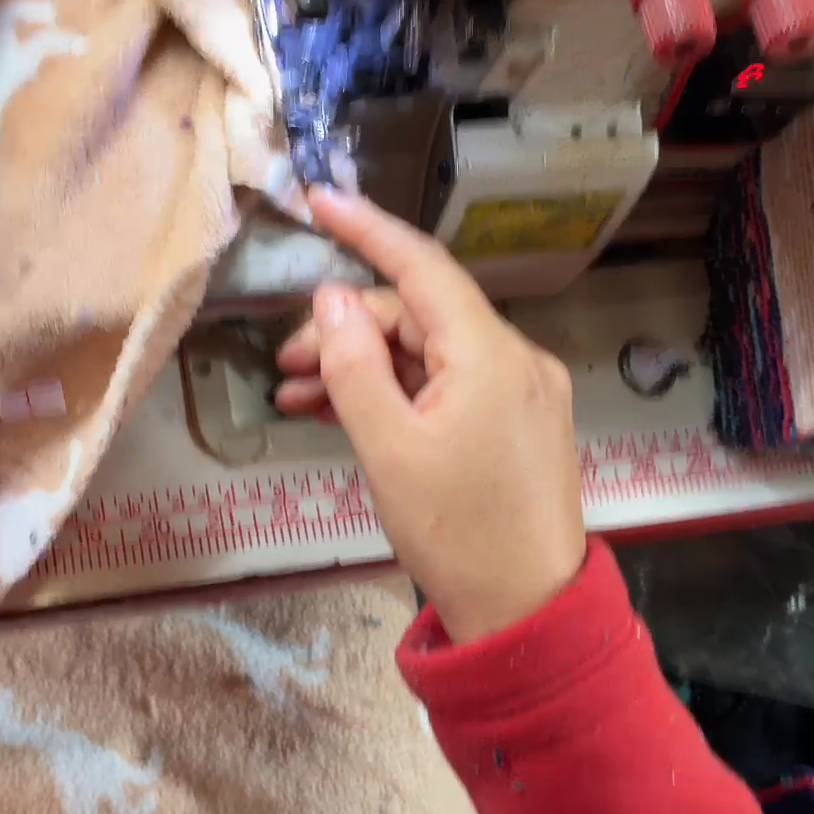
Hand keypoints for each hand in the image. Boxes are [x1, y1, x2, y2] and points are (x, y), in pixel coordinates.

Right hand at [274, 188, 586, 641]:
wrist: (526, 613)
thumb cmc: (454, 530)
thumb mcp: (386, 447)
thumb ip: (354, 365)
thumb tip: (333, 300)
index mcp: (488, 353)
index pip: (422, 267)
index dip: (367, 229)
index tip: (319, 200)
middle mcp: (512, 358)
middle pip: (416, 318)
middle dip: (347, 332)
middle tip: (286, 367)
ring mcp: (517, 392)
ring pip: (426, 356)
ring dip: (363, 369)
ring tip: (298, 397)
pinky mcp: (512, 424)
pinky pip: (445, 389)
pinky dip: (396, 396)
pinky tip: (345, 413)